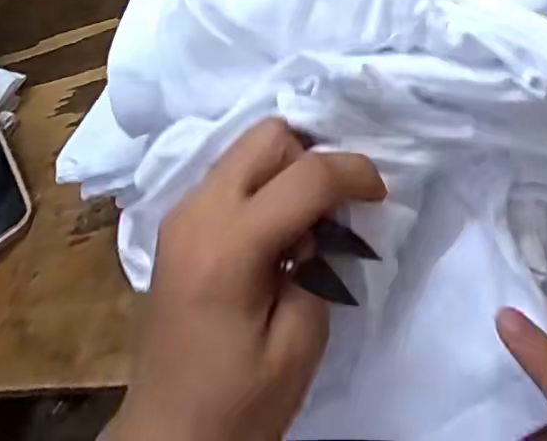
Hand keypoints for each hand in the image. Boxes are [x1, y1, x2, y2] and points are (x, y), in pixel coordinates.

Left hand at [103, 119, 387, 440]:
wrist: (167, 434)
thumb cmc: (238, 403)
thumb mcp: (299, 345)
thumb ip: (319, 266)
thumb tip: (320, 220)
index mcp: (228, 245)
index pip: (303, 175)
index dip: (352, 172)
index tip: (379, 192)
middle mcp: (197, 209)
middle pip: (268, 135)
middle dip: (312, 157)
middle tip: (335, 206)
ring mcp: (181, 209)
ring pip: (247, 145)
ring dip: (286, 166)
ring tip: (306, 219)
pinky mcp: (178, 218)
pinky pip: (229, 170)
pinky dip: (262, 180)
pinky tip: (274, 227)